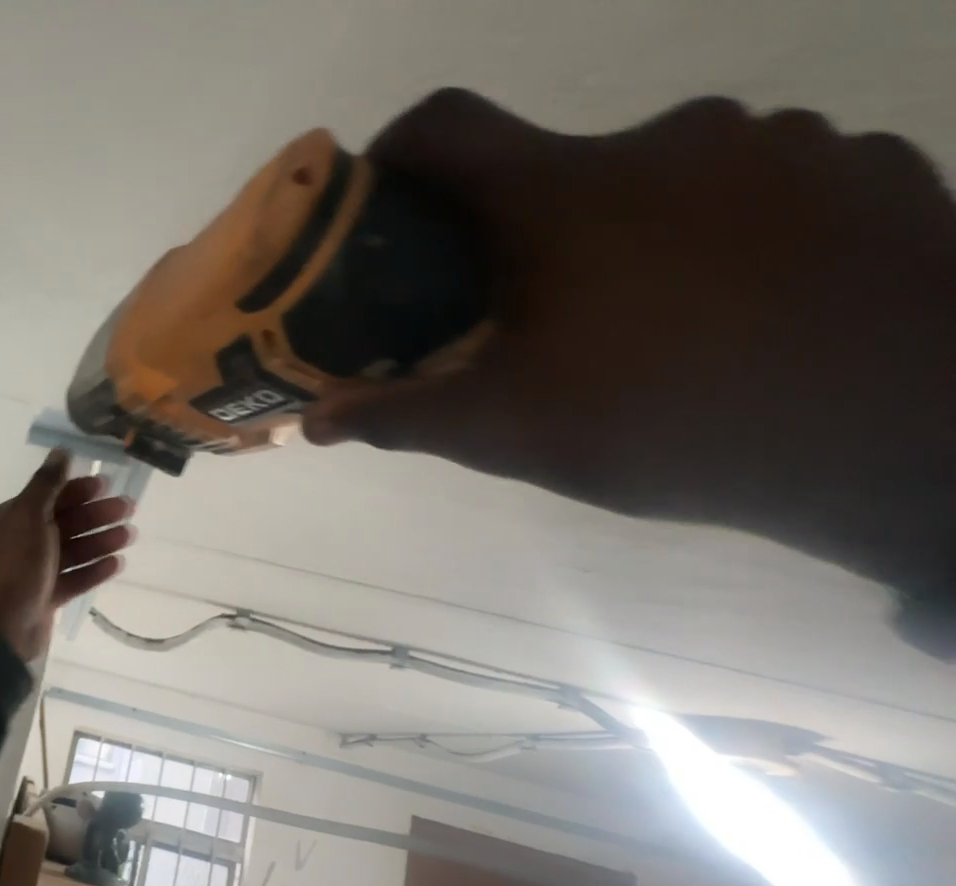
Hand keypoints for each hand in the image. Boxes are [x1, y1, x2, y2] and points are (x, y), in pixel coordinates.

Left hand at [0, 449, 135, 660]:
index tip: (106, 485)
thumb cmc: (16, 566)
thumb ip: (46, 484)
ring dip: (100, 540)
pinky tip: (117, 563)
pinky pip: (73, 577)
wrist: (5, 627)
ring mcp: (33, 572)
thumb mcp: (29, 517)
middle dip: (95, 515)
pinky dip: (94, 569)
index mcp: (10, 520)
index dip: (77, 490)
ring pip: (72, 550)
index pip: (48, 497)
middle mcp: (19, 542)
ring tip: (130, 536)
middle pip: (63, 522)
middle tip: (128, 509)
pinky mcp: (46, 596)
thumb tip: (60, 451)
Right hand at [303, 90, 955, 615]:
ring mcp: (776, 142)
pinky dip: (713, 233)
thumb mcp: (509, 433)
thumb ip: (401, 416)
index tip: (381, 208)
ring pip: (653, 176)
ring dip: (620, 232)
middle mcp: (664, 139)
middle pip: (549, 167)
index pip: (444, 126)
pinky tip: (734, 307)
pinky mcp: (862, 165)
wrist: (915, 433)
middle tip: (519, 315)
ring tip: (637, 321)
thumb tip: (315, 422)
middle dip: (515, 233)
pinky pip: (750, 185)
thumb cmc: (672, 421)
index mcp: (562, 193)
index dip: (394, 152)